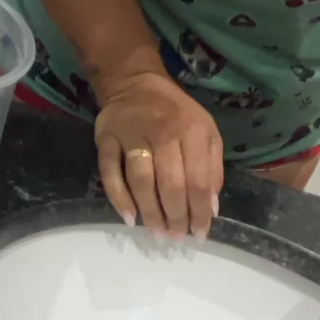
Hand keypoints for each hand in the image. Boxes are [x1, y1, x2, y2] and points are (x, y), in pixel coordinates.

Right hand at [94, 70, 222, 236]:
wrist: (135, 82)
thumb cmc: (177, 114)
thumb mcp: (206, 132)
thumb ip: (212, 169)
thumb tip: (211, 209)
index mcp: (192, 130)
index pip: (198, 180)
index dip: (199, 212)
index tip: (199, 234)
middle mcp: (162, 131)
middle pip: (170, 184)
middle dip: (175, 217)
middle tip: (176, 238)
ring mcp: (131, 134)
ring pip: (141, 181)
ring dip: (150, 212)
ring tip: (157, 234)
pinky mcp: (106, 138)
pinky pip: (110, 173)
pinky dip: (119, 198)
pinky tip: (130, 218)